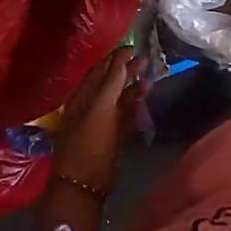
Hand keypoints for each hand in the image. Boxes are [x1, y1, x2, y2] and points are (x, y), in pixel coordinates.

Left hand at [53, 48, 144, 194]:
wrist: (85, 183)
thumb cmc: (89, 144)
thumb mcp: (99, 111)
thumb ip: (110, 85)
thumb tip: (120, 61)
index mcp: (81, 97)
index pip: (98, 71)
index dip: (114, 59)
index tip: (132, 48)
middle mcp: (90, 106)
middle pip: (109, 83)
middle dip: (125, 70)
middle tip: (143, 58)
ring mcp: (101, 122)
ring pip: (118, 98)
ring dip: (131, 86)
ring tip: (148, 74)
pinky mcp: (112, 136)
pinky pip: (124, 114)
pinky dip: (134, 103)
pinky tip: (146, 94)